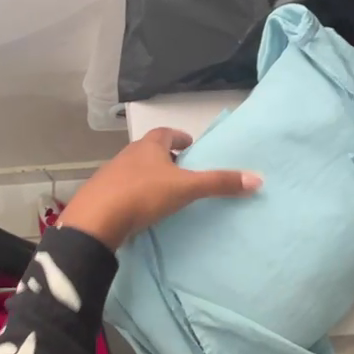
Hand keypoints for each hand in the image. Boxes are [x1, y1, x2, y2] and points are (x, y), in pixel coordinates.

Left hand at [59, 128, 262, 247]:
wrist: (96, 220)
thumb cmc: (143, 194)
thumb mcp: (186, 188)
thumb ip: (219, 183)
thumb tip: (257, 178)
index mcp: (148, 146)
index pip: (166, 134)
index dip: (179, 137)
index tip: (190, 144)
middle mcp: (128, 155)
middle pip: (149, 151)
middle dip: (165, 157)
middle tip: (182, 169)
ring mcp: (111, 175)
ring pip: (135, 170)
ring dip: (149, 176)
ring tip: (165, 191)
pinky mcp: (101, 196)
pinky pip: (123, 190)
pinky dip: (135, 194)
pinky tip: (142, 209)